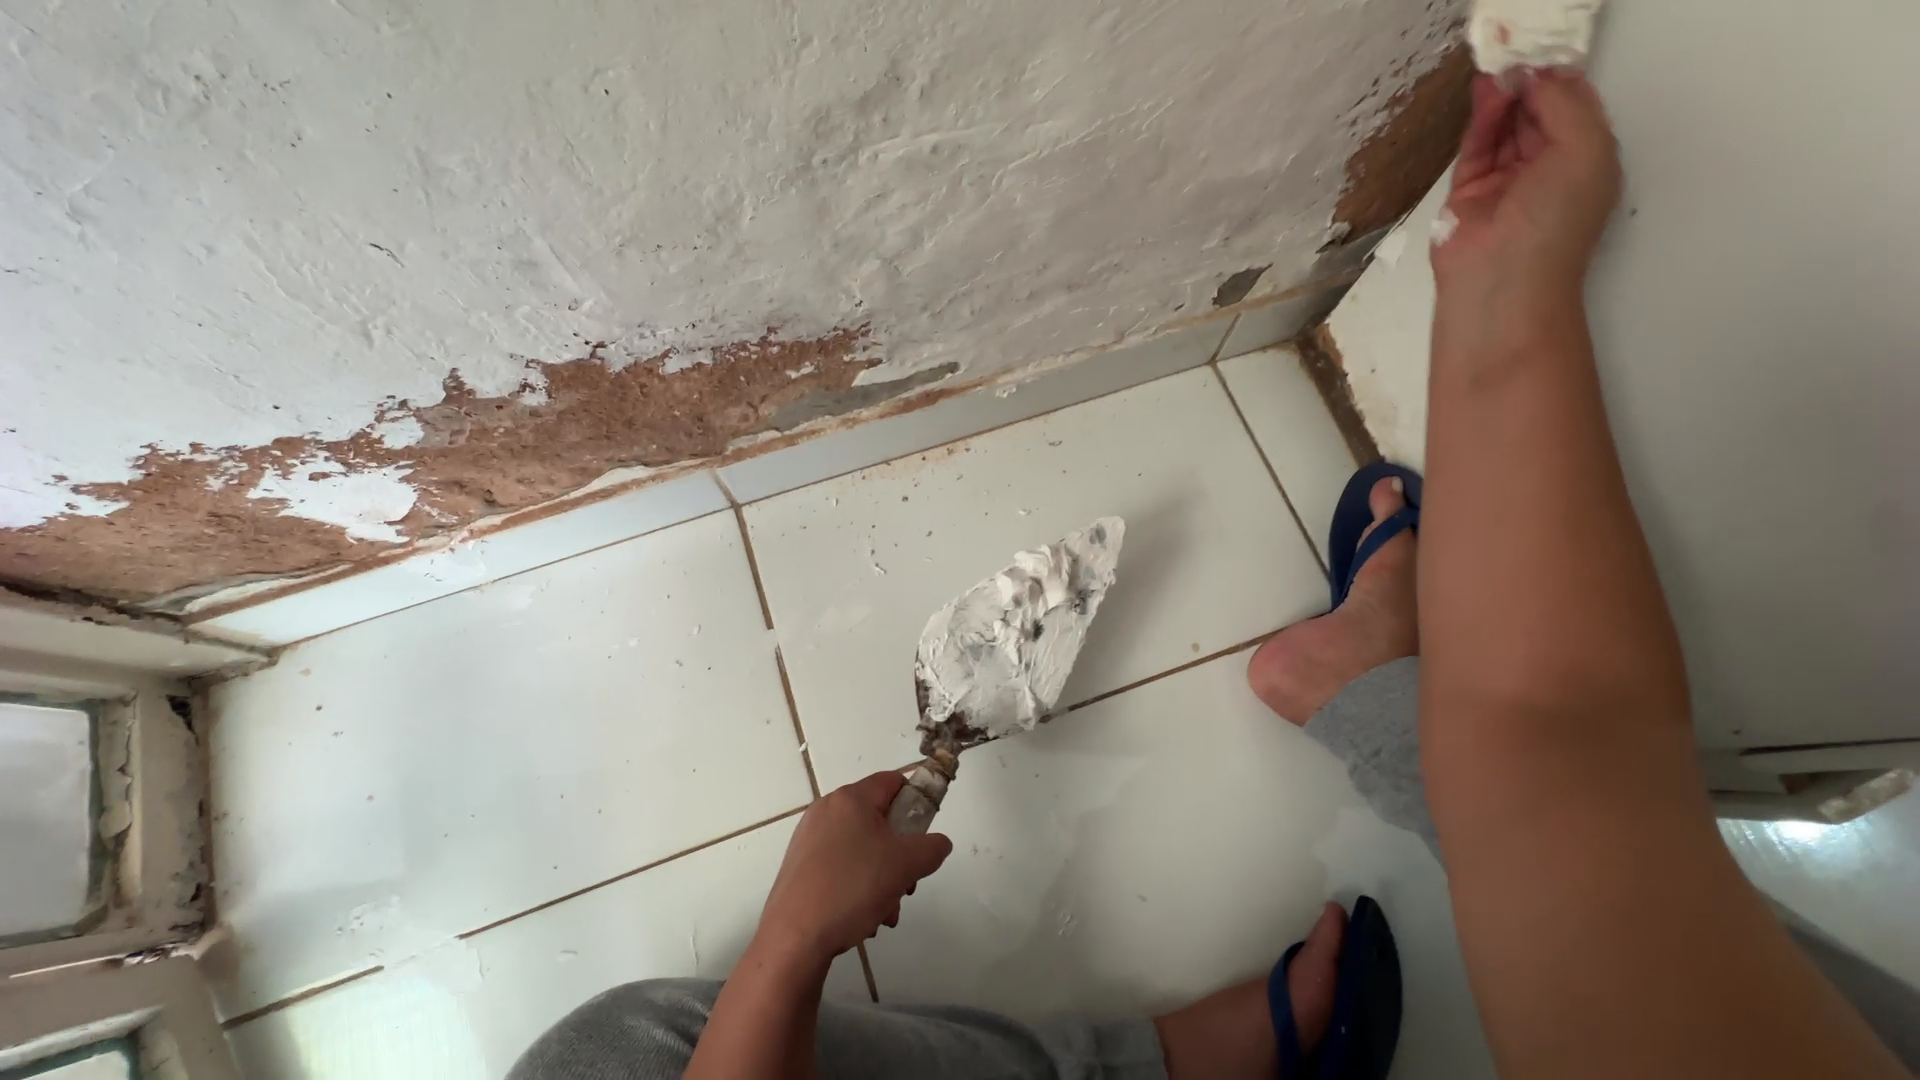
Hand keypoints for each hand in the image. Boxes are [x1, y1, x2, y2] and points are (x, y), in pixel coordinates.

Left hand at [752, 772, 952, 968]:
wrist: (794, 937)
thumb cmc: (852, 888)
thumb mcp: (905, 865)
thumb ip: (932, 848)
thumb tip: (938, 844)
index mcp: (850, 799)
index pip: (893, 782)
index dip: (916, 801)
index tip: (924, 834)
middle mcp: (826, 811)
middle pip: (878, 820)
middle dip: (900, 854)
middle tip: (907, 883)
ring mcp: (809, 839)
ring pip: (861, 849)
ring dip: (882, 878)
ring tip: (885, 912)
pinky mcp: (799, 866)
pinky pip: (840, 867)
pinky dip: (857, 887)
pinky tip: (862, 918)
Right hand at [1432, 69, 1620, 296]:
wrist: (1502, 277)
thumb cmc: (1557, 218)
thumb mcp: (1584, 148)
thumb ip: (1563, 104)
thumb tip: (1534, 76)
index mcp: (1586, 159)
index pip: (1575, 107)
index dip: (1563, 78)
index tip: (1548, 50)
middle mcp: (1547, 167)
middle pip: (1538, 112)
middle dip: (1532, 82)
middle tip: (1519, 50)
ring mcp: (1506, 179)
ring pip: (1506, 125)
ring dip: (1505, 95)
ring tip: (1500, 64)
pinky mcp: (1468, 189)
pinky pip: (1478, 144)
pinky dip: (1482, 118)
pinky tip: (1487, 91)